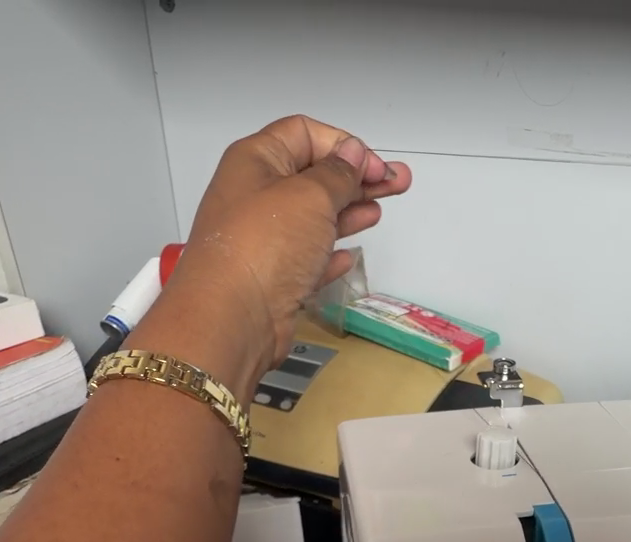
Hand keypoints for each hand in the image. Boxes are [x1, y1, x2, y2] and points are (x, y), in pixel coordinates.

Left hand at [134, 116, 411, 394]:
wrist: (234, 318)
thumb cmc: (261, 249)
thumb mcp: (310, 196)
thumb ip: (337, 174)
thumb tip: (350, 154)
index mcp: (256, 161)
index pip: (305, 135)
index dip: (345, 146)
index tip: (376, 167)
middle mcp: (256, 197)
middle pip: (314, 177)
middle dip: (357, 178)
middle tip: (396, 183)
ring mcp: (265, 240)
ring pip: (314, 218)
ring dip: (348, 213)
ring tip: (378, 211)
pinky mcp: (275, 279)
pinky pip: (307, 259)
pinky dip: (329, 253)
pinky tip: (347, 255)